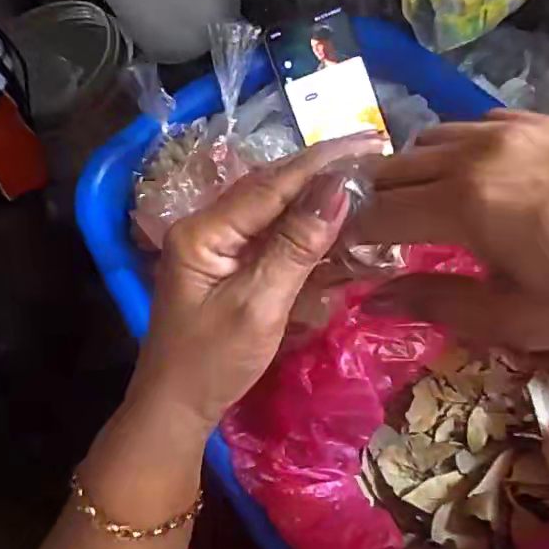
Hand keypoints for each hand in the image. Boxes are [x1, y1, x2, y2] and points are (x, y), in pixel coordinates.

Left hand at [131, 132, 390, 427]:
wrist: (175, 407)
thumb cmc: (211, 364)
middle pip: (269, 190)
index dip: (320, 163)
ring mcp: (216, 247)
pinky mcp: (228, 266)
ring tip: (361, 180)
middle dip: (319, 172)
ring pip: (272, 210)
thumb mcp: (257, 307)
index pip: (269, 186)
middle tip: (372, 154)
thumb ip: (295, 248)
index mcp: (203, 232)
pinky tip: (333, 223)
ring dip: (314, 198)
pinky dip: (303, 231)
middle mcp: (207, 228)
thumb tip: (336, 191)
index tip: (368, 140)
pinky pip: (269, 237)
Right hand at [352, 111, 548, 348]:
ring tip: (423, 211)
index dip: (349, 237)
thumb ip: (436, 303)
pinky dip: (452, 153)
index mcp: (464, 202)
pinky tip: (477, 183)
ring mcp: (515, 127)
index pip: (375, 213)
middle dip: (372, 203)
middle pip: (391, 168)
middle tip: (376, 241)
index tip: (340, 258)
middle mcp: (477, 152)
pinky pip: (473, 127)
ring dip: (410, 174)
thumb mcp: (520, 317)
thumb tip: (372, 302)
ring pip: (428, 140)